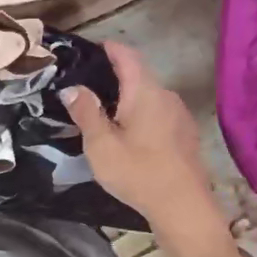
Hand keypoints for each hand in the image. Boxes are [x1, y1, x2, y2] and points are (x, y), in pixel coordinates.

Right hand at [60, 40, 226, 249]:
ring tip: (100, 109)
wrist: (184, 207)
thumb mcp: (101, 144)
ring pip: (148, 95)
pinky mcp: (183, 134)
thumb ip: (86, 112)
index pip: (128, 56)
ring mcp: (179, 115)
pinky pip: (156, 112)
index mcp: (145, 93)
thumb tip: (72, 87)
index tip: (89, 48)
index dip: (109, 48)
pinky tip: (124, 131)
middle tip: (84, 84)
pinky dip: (138, 112)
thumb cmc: (138, 172)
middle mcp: (166, 96)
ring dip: (125, 96)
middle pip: (138, 75)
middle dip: (113, 74)